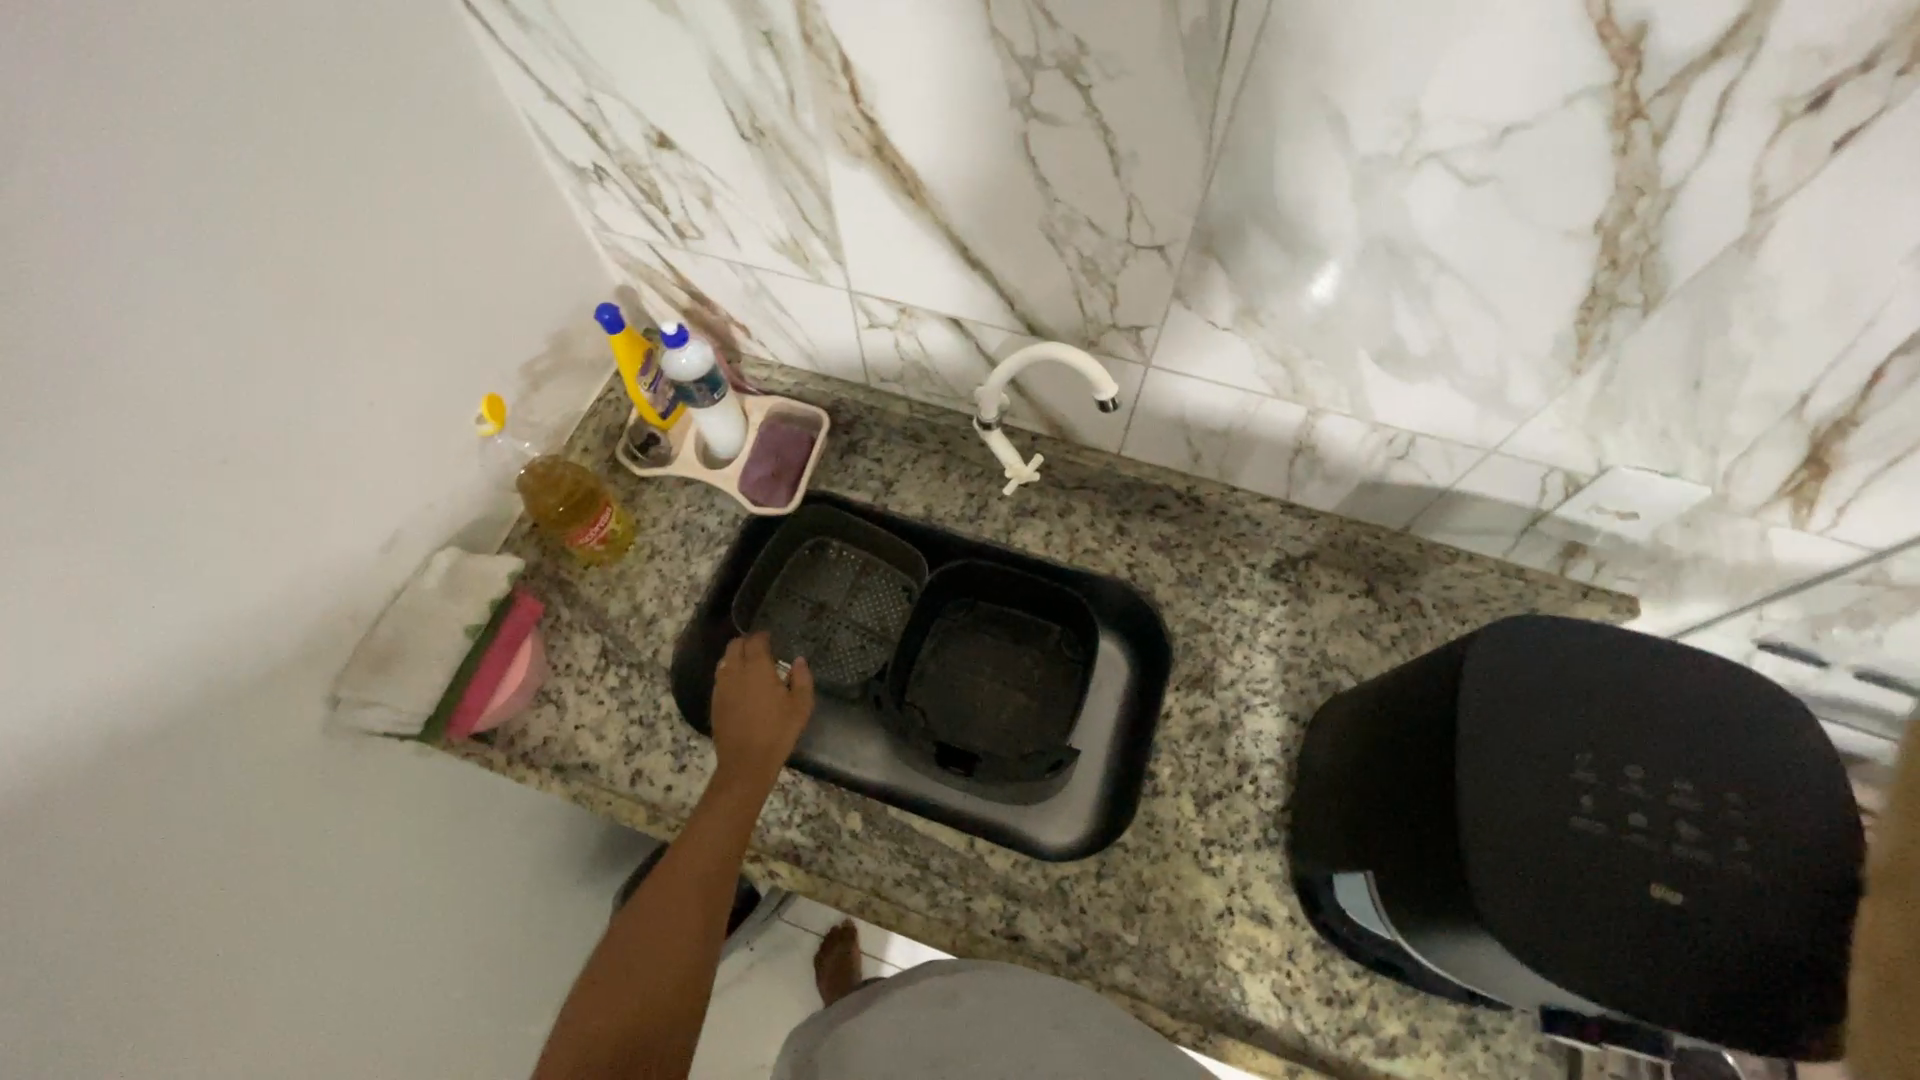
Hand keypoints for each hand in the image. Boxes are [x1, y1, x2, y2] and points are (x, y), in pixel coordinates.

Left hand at [709, 632, 814, 792]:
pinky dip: (730, 674)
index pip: (755, 641)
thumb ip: (802, 678)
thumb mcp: (801, 705)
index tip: (770, 637)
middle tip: (761, 649)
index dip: (762, 636)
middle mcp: (734, 671)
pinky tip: (741, 686)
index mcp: (757, 668)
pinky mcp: (714, 702)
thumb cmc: (778, 732)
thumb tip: (798, 661)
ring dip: (736, 658)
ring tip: (751, 666)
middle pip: (735, 646)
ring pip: (724, 661)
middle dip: (747, 643)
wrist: (746, 762)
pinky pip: (720, 678)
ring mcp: (721, 687)